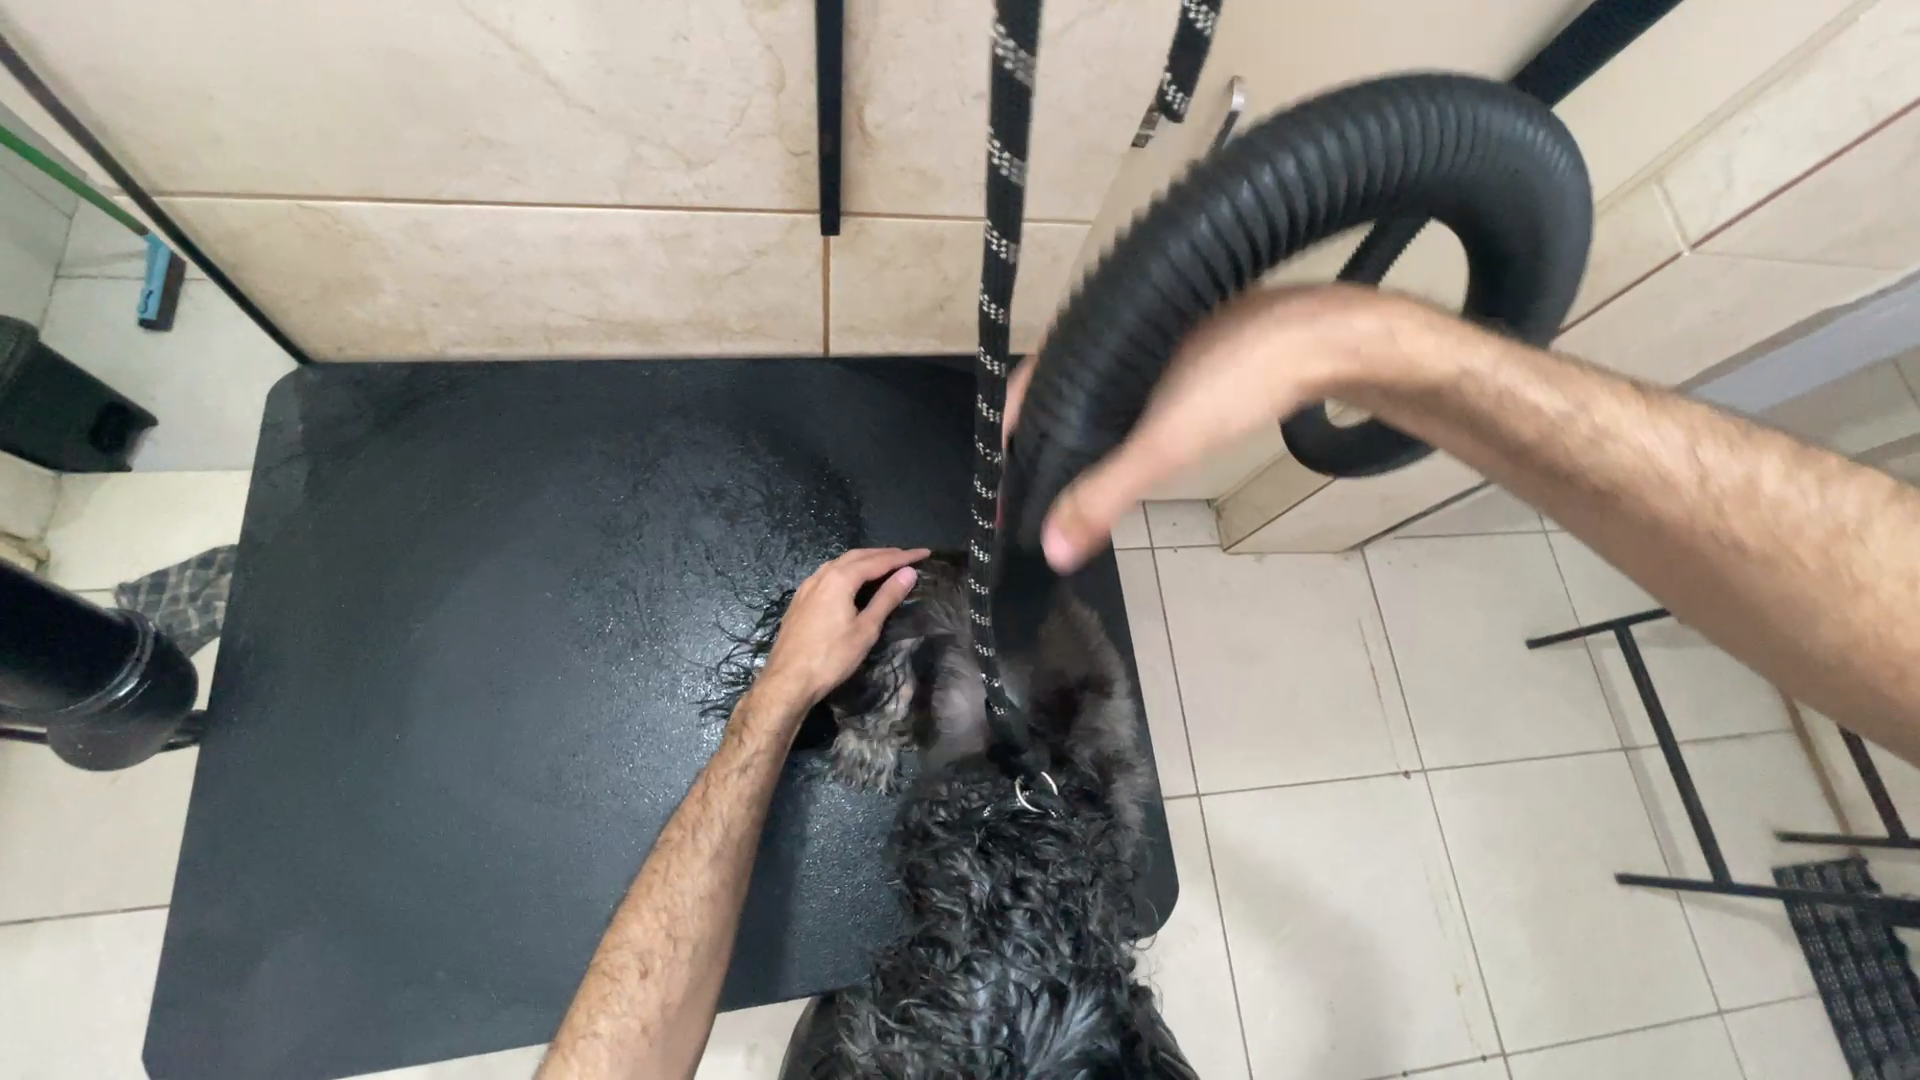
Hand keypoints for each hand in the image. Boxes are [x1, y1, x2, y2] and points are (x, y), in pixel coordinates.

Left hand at [756, 547, 929, 707]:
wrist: (788, 680)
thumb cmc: (832, 657)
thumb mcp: (866, 629)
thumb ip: (887, 598)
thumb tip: (908, 573)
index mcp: (839, 579)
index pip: (878, 561)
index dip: (903, 557)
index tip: (924, 553)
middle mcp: (822, 575)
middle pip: (858, 556)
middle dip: (884, 554)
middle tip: (908, 556)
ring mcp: (807, 587)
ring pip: (840, 563)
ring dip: (865, 560)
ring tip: (885, 564)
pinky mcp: (800, 600)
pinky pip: (828, 574)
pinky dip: (848, 570)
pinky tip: (853, 580)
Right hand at [1006, 285, 1446, 570]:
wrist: (1319, 339)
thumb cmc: (1236, 380)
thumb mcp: (1163, 444)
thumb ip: (1103, 496)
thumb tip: (1052, 549)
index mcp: (1084, 343)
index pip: (1018, 397)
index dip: (1006, 449)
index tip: (1007, 497)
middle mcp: (1101, 332)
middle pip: (1046, 398)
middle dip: (1036, 448)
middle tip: (1035, 499)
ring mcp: (1135, 337)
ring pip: (1083, 394)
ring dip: (1072, 437)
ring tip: (1069, 485)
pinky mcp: (1167, 345)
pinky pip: (1117, 390)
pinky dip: (1108, 423)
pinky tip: (1119, 449)